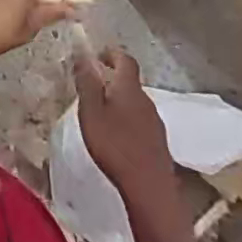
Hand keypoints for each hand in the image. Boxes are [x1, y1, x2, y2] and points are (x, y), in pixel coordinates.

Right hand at [76, 47, 172, 188]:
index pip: (125, 59)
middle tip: (94, 88)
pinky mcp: (158, 142)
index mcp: (129, 88)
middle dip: (113, 81)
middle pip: (130, 82)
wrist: (149, 187)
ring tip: (103, 115)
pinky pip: (141, 122)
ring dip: (121, 102)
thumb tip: (83, 55)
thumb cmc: (115, 145)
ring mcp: (155, 122)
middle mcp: (146, 100)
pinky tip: (119, 138)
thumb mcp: (91, 111)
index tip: (99, 55)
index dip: (113, 54)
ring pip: (136, 103)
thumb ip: (87, 83)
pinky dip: (128, 121)